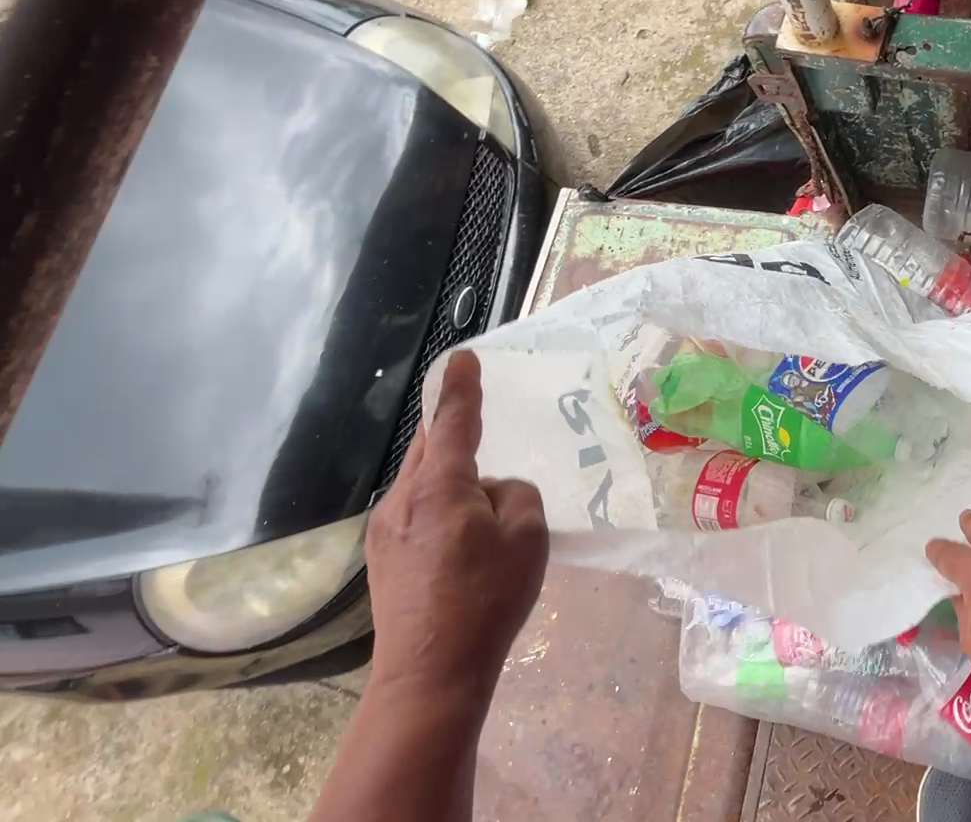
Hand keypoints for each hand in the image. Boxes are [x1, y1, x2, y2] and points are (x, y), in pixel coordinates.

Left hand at [365, 350, 548, 701]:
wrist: (431, 671)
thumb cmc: (487, 596)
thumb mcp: (528, 536)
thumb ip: (517, 495)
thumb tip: (494, 491)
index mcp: (439, 488)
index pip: (452, 423)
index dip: (461, 388)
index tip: (462, 357)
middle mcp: (402, 501)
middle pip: (428, 450)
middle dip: (452, 433)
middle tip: (479, 423)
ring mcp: (385, 531)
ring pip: (423, 483)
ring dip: (452, 477)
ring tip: (486, 506)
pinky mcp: (384, 558)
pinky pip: (418, 510)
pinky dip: (444, 505)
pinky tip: (467, 536)